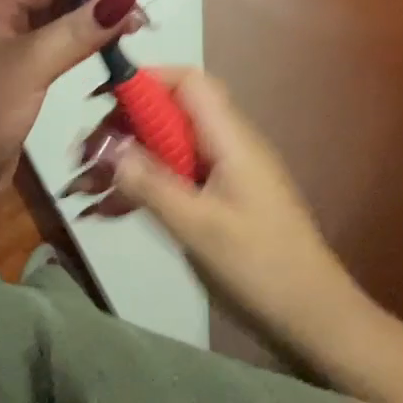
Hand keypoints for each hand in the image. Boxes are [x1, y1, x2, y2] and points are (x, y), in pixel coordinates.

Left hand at [0, 0, 145, 224]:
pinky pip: (45, 53)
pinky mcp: (7, 82)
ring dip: (84, 26)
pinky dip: (72, 50)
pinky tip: (98, 57)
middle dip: (89, 3)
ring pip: (48, 25)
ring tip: (126, 36)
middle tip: (135, 20)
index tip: (130, 0)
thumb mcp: (31, 67)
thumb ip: (77, 31)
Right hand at [67, 67, 359, 341]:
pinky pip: (175, 178)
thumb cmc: (262, 267)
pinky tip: (109, 208)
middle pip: (170, 113)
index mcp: (230, 137)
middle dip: (124, 126)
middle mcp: (227, 145)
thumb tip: (106, 145)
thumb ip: (150, 184)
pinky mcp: (221, 201)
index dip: (145, 80)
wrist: (318, 323)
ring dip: (128, 160)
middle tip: (85, 154)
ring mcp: (225, 174)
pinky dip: (143, 186)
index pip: (187, 82)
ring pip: (167, 148)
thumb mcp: (198, 227)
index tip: (101, 100)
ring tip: (84, 185)